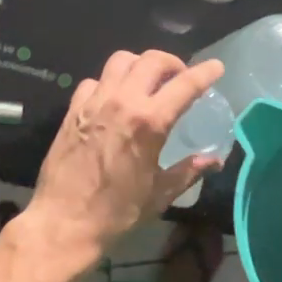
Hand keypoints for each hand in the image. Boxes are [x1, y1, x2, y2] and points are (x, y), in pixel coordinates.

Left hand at [17, 50, 225, 271]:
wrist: (64, 221)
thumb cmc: (117, 212)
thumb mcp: (160, 194)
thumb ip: (188, 171)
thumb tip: (214, 161)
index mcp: (150, 122)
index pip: (185, 84)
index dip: (205, 72)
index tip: (216, 67)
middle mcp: (122, 101)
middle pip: (152, 60)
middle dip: (172, 62)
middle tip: (179, 76)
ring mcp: (94, 102)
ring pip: (120, 61)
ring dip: (140, 65)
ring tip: (147, 80)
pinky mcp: (73, 110)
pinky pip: (94, 81)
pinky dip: (109, 82)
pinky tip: (113, 98)